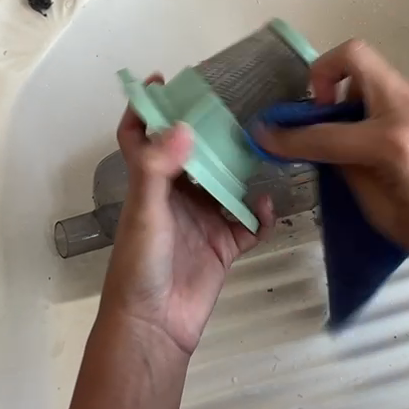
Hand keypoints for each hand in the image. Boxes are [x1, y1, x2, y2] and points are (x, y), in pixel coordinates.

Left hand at [98, 88, 273, 357]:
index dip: (146, 109)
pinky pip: (248, 222)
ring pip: (226, 183)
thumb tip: (185, 127)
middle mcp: (176, 194)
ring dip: (242, 168)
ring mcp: (202, 218)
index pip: (140, 136)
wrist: (156, 327)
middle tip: (235, 106)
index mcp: (149, 182)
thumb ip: (158, 168)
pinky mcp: (224, 244)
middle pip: (193, 153)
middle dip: (209, 131)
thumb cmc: (141, 264)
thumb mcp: (145, 210)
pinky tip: (268, 205)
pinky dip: (260, 213)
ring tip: (264, 145)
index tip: (162, 81)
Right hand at [252, 39, 408, 285]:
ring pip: (375, 72)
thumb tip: (325, 150)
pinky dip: (373, 104)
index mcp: (393, 144)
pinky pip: (395, 92)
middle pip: (355, 56)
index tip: (264, 133)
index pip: (325, 133)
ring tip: (348, 131)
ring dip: (350, 90)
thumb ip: (349, 173)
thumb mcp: (384, 215)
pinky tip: (378, 142)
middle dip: (322, 72)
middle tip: (317, 107)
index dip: (288, 137)